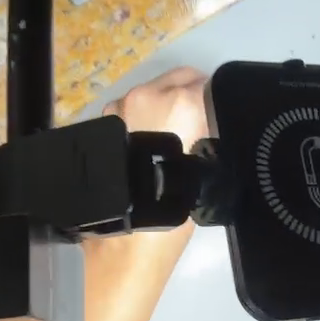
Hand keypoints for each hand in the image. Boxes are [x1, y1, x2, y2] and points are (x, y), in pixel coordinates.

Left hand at [83, 67, 208, 297]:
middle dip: (190, 96)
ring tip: (168, 139)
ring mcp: (118, 106)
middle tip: (198, 126)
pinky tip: (144, 147)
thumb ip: (211, 134)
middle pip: (178, 79)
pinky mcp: (101, 122)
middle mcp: (147, 94)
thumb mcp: (209, 170)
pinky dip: (140, 119)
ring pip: (151, 92)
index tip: (219, 118)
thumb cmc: (175, 209)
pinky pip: (129, 110)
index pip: (210, 84)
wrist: (125, 240)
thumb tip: (213, 122)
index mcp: (181, 101)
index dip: (218, 101)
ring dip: (162, 105)